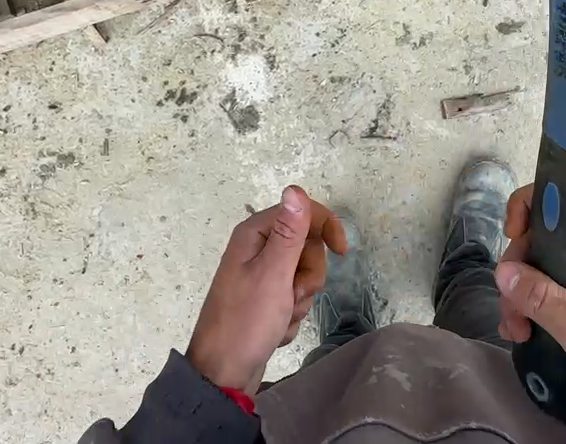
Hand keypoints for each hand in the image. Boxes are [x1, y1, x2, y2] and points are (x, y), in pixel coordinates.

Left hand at [187, 186, 347, 392]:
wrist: (223, 376)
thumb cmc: (246, 321)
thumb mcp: (273, 274)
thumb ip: (290, 232)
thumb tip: (295, 188)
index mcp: (255, 233)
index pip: (301, 211)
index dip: (325, 227)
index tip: (342, 252)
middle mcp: (257, 247)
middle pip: (306, 244)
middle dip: (308, 273)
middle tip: (293, 294)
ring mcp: (261, 274)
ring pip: (303, 272)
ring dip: (301, 297)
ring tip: (282, 315)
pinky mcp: (265, 298)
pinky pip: (293, 295)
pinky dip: (292, 312)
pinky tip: (277, 328)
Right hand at [495, 185, 565, 423]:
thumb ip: (544, 300)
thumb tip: (502, 271)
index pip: (563, 203)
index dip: (530, 209)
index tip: (511, 238)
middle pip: (545, 239)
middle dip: (519, 269)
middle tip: (512, 311)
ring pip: (544, 267)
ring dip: (523, 295)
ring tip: (517, 332)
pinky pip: (553, 291)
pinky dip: (535, 308)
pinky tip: (525, 333)